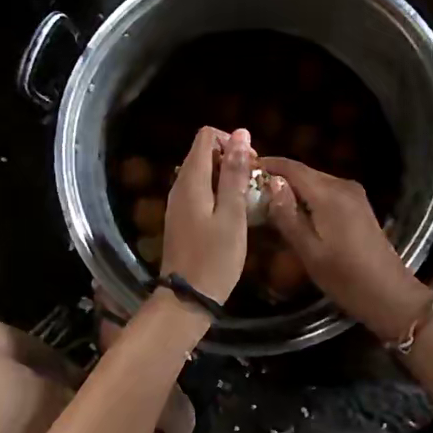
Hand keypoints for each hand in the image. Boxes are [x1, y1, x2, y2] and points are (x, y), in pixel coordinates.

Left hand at [161, 127, 254, 302]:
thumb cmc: (215, 257)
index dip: (231, 142)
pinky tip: (234, 215)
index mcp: (191, 180)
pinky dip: (219, 195)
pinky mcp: (182, 218)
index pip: (206, 136)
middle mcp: (179, 185)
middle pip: (204, 153)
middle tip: (254, 186)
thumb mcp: (232, 214)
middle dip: (231, 160)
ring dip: (227, 179)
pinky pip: (201, 193)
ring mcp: (178, 203)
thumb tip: (240, 134)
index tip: (251, 166)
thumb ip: (234, 174)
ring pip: (204, 174)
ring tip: (248, 200)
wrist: (188, 298)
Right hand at [260, 156, 432, 337]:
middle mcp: (343, 186)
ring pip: (315, 183)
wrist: (389, 294)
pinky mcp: (358, 207)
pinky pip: (326, 194)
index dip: (267, 164)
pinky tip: (292, 213)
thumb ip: (288, 216)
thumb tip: (271, 183)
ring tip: (263, 202)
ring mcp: (354, 195)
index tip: (243, 169)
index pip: (292, 167)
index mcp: (330, 194)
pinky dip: (307, 199)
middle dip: (277, 178)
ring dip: (292, 189)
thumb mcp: (309, 251)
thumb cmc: (345, 277)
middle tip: (248, 190)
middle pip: (304, 173)